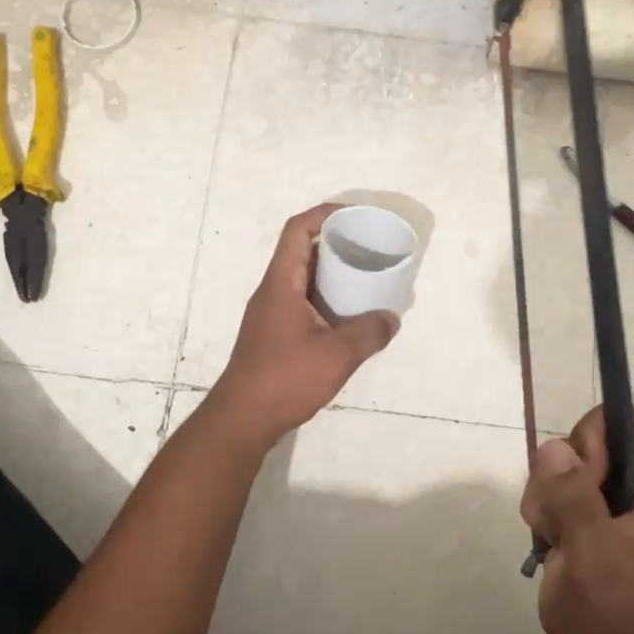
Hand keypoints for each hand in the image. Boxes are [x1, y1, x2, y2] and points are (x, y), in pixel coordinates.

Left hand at [206, 204, 400, 440]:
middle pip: (302, 252)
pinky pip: (303, 305)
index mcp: (281, 284)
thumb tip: (391, 319)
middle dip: (336, 245)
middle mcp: (272, 292)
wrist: (242, 420)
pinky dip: (326, 303)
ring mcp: (270, 316)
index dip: (324, 214)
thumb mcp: (337, 355)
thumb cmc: (285, 378)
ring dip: (333, 277)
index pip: (297, 230)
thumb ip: (369, 333)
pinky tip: (350, 320)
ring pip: (304, 281)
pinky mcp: (274, 337)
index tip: (355, 216)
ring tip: (367, 282)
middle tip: (370, 250)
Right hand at [520, 405, 633, 633]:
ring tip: (558, 535)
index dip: (593, 445)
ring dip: (547, 494)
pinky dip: (542, 506)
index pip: (623, 422)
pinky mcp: (587, 504)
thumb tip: (553, 448)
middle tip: (566, 518)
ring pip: (562, 458)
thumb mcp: (595, 551)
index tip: (582, 484)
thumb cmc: (608, 606)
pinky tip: (552, 538)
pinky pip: (550, 479)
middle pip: (587, 436)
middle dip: (563, 474)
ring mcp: (613, 491)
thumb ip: (575, 497)